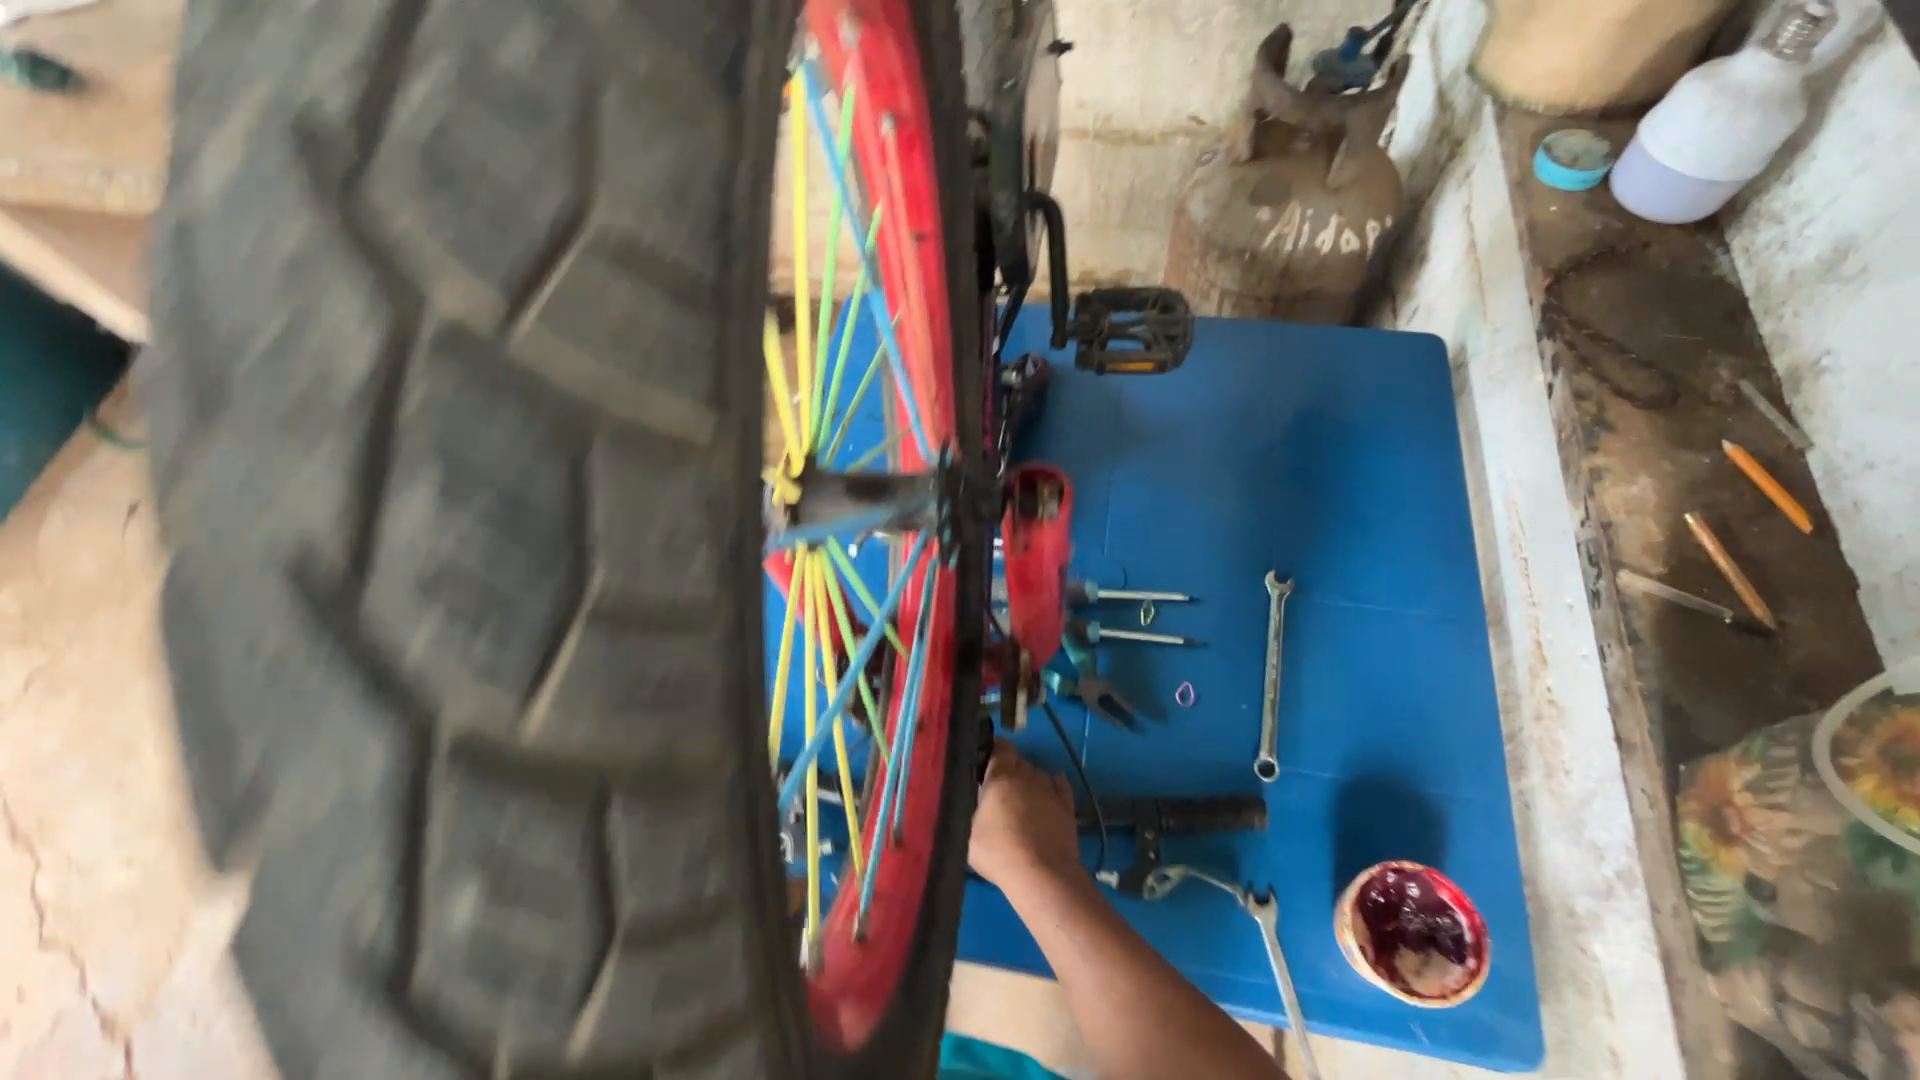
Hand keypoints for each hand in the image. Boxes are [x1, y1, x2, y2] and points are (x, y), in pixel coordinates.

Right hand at [969, 738, 1081, 889]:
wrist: (1041, 874)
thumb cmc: (998, 851)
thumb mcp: (969, 830)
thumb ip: (973, 808)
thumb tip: (976, 800)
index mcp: (1001, 777)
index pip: (1000, 748)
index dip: (994, 750)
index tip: (985, 761)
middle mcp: (1027, 776)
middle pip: (1019, 761)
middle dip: (1010, 769)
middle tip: (999, 789)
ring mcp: (1050, 790)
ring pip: (1038, 774)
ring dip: (1029, 781)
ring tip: (1021, 799)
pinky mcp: (1067, 806)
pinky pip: (1060, 786)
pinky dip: (1053, 786)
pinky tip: (1049, 793)